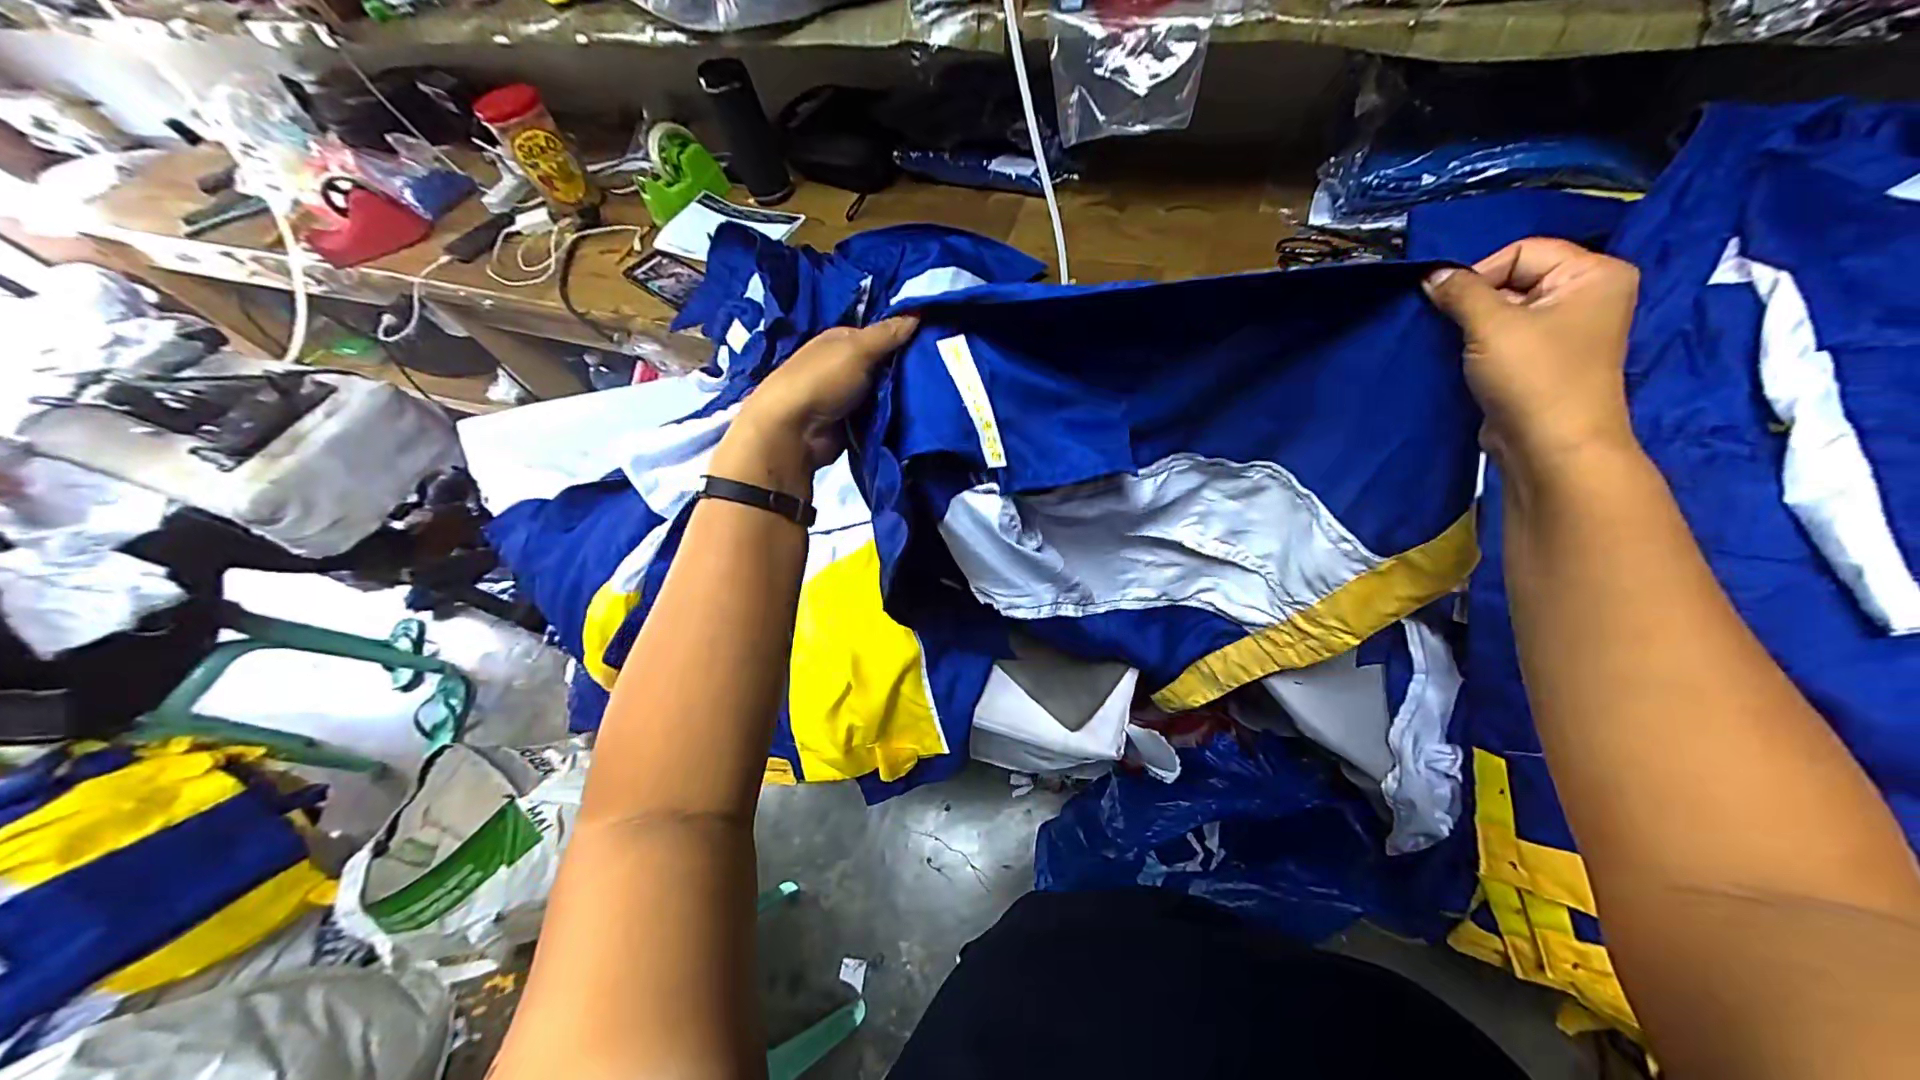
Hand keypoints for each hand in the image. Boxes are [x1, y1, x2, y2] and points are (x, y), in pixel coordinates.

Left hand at [708, 315, 919, 497]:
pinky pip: (880, 416)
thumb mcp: (857, 348)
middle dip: (908, 368)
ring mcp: (847, 396)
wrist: (794, 432)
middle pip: (885, 364)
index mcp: (841, 340)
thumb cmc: (822, 380)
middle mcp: (844, 365)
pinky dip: (893, 416)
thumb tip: (917, 313)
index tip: (937, 341)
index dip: (905, 336)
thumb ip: (887, 334)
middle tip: (942, 369)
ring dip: (903, 395)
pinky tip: (918, 415)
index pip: (881, 334)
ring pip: (885, 392)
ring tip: (938, 392)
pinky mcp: (851, 423)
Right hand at [1422, 238, 1640, 473]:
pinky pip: (1506, 336)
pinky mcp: (1544, 359)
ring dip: (1474, 325)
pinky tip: (1465, 359)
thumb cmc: (1533, 378)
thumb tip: (1432, 276)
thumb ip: (1460, 292)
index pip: (1522, 251)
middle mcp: (1588, 294)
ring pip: (1506, 309)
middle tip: (1452, 328)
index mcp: (1595, 273)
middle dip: (1475, 301)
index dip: (1480, 274)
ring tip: (1459, 346)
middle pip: (1514, 278)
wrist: (1551, 447)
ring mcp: (1567, 329)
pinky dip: (1481, 343)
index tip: (1450, 306)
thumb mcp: (1491, 326)